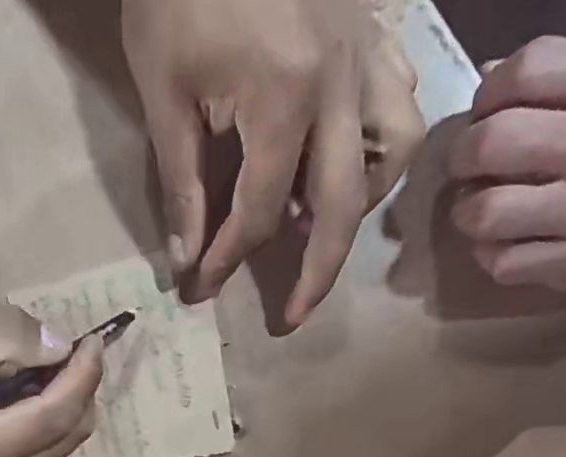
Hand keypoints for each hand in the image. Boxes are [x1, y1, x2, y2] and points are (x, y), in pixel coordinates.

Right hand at [0, 308, 103, 456]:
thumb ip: (10, 338)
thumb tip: (63, 348)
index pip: (52, 417)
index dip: (82, 378)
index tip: (92, 341)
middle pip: (68, 433)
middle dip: (82, 388)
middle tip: (73, 350)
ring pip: (67, 443)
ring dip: (72, 401)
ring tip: (51, 369)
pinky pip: (52, 448)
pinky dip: (58, 416)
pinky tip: (38, 392)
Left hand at [124, 0, 423, 327]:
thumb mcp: (165, 98)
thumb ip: (185, 185)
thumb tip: (187, 256)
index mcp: (286, 101)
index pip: (260, 213)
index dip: (227, 259)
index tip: (200, 287)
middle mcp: (343, 85)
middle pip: (341, 206)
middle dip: (314, 274)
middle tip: (291, 317)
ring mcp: (368, 53)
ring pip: (393, 151)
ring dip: (359, 206)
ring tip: (318, 233)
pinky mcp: (374, 30)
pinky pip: (400, 101)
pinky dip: (381, 146)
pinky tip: (347, 161)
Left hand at [448, 37, 565, 292]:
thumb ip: (559, 78)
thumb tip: (487, 74)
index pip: (530, 67)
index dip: (488, 95)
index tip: (487, 116)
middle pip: (490, 143)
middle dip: (461, 158)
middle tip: (469, 168)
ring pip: (484, 211)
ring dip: (467, 213)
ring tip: (483, 209)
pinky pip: (498, 260)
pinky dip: (488, 254)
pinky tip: (506, 243)